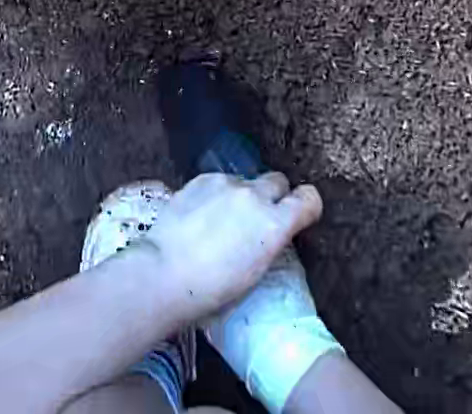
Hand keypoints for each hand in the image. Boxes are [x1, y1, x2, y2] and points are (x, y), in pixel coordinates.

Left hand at [138, 172, 323, 321]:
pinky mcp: (202, 178)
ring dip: (243, 196)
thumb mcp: (254, 276)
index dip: (307, 204)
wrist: (163, 274)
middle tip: (260, 216)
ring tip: (222, 220)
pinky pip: (220, 181)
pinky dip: (217, 194)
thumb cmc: (209, 292)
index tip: (301, 212)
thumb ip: (268, 245)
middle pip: (278, 181)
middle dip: (274, 195)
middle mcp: (255, 197)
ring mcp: (227, 184)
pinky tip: (202, 214)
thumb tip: (269, 235)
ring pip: (247, 181)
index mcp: (274, 226)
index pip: (308, 199)